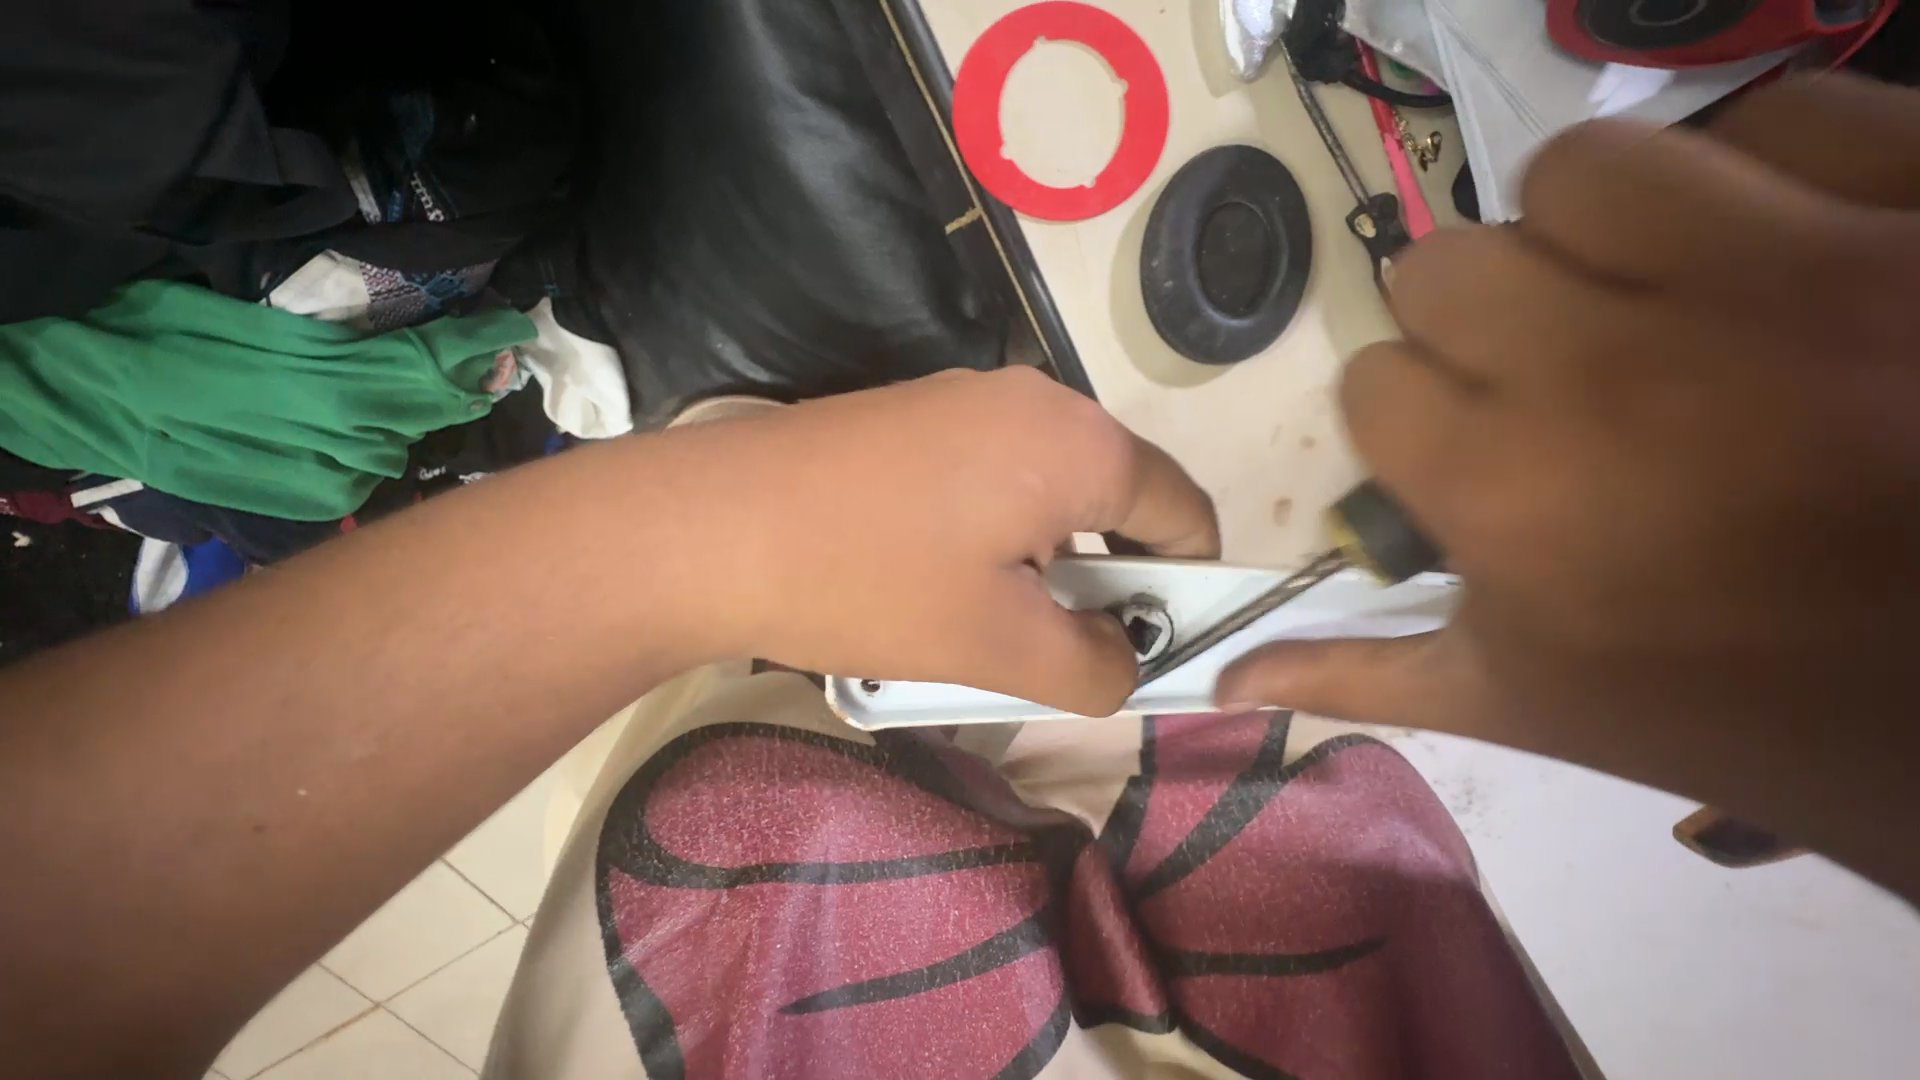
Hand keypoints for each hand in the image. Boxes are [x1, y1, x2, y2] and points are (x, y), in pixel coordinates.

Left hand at [665, 367, 1217, 715]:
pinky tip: (934, 576)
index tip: (1158, 642)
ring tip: (987, 618)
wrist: (709, 529)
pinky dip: (995, 530)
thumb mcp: (999, 647)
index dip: (1192, 584)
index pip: (1184, 512)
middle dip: (1109, 577)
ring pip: (1049, 489)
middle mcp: (1035, 401)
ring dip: (1046, 558)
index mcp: (1079, 445)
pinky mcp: (916, 414)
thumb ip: (1095, 667)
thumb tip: (1126, 663)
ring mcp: (968, 399)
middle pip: (1118, 497)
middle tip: (1062, 645)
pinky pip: (992, 474)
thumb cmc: (870, 584)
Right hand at [1216, 75, 1919, 894]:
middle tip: (1528, 374)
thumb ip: (1352, 674)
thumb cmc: (1723, 705)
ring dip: (1576, 232)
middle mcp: (1605, 370)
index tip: (1457, 454)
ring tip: (1629, 296)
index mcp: (1500, 488)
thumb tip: (1224, 684)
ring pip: (1581, 170)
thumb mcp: (1515, 700)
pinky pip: (1780, 118)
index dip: (1405, 418)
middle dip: (1461, 324)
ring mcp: (1778, 279)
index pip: (1369, 385)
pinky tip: (1766, 259)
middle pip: (1440, 270)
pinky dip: (1755, 176)